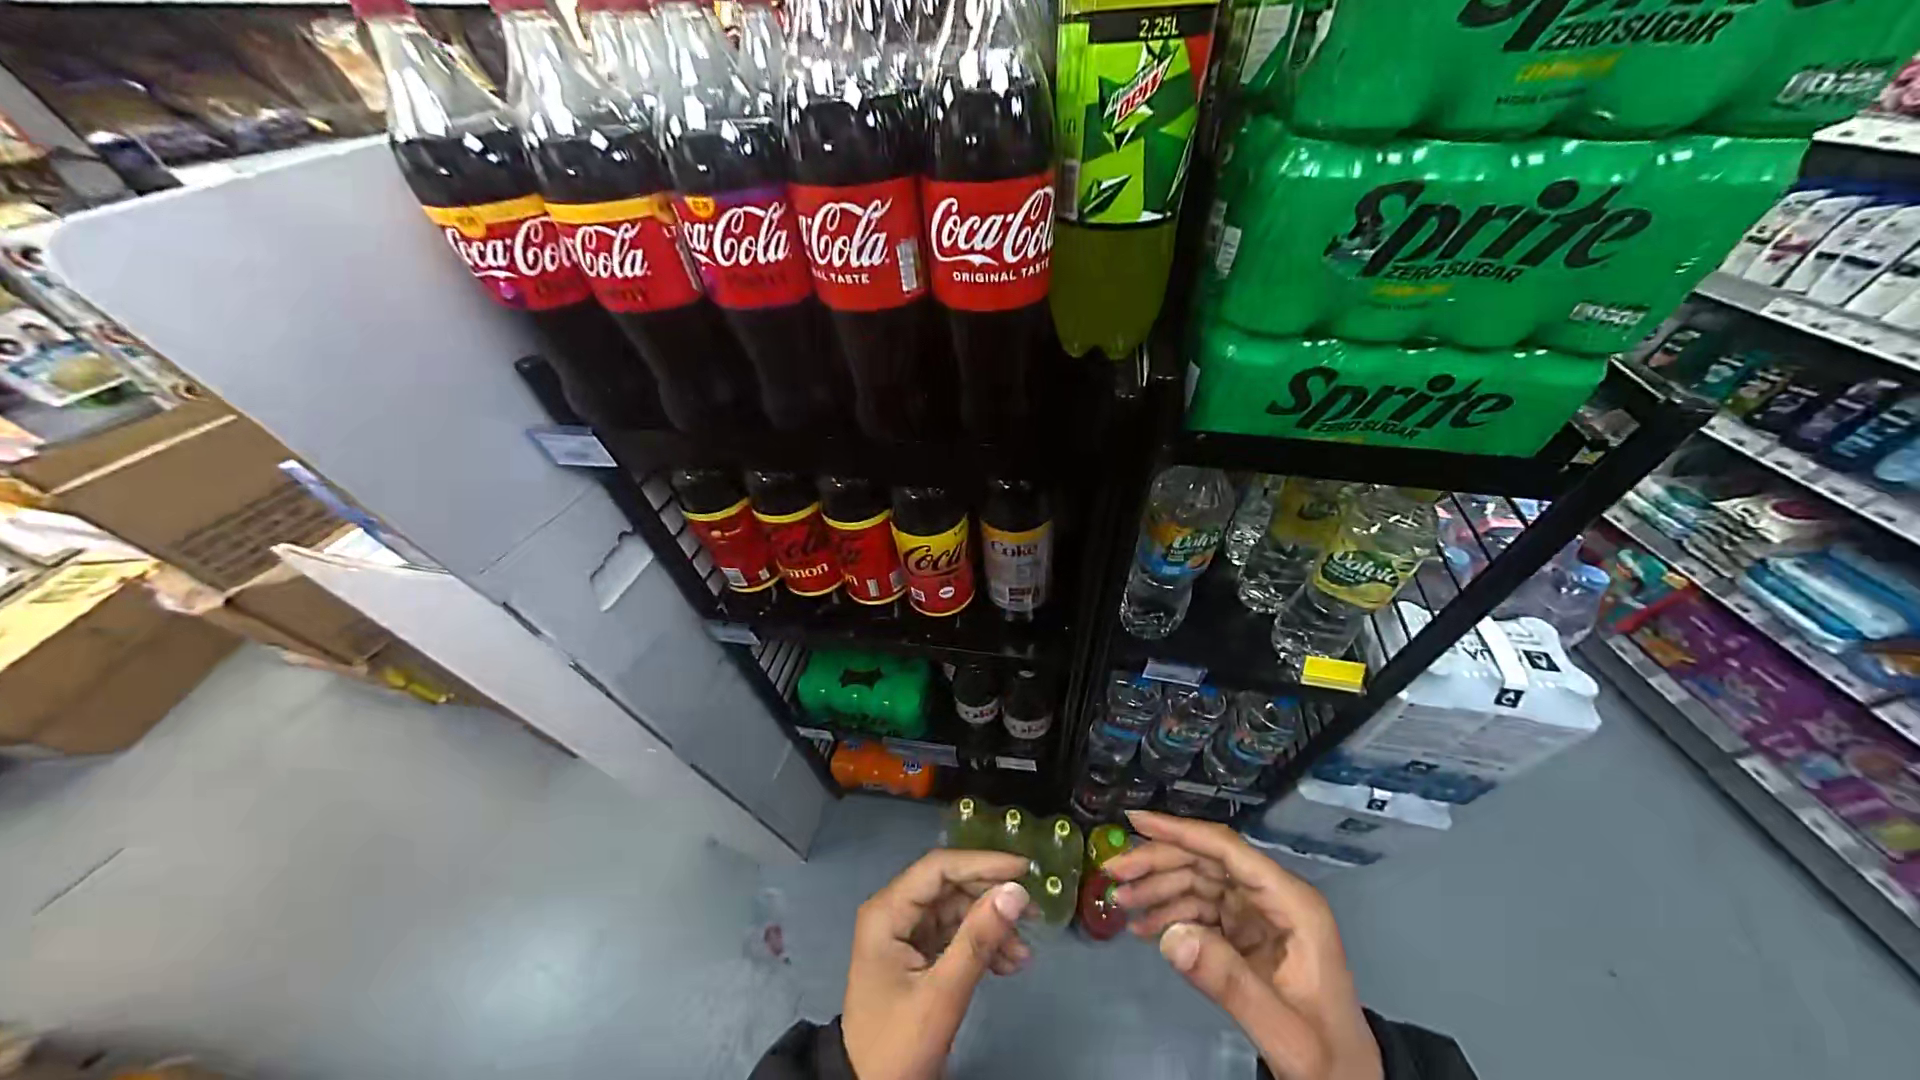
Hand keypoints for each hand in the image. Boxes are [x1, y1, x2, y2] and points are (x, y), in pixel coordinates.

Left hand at [842, 849, 1032, 1079]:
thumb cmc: (897, 1045)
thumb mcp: (941, 995)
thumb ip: (978, 940)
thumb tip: (1016, 892)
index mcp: (887, 911)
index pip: (939, 868)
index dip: (982, 863)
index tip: (1024, 870)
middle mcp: (895, 912)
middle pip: (951, 887)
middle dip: (991, 898)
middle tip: (1033, 912)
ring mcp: (906, 933)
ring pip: (958, 911)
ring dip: (992, 927)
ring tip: (1023, 952)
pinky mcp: (918, 954)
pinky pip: (956, 935)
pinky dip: (983, 946)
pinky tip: (1010, 964)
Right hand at [1104, 811, 1382, 1079]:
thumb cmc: (1327, 1058)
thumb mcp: (1283, 1032)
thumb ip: (1229, 983)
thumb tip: (1170, 937)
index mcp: (1292, 904)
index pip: (1228, 851)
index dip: (1180, 831)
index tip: (1135, 822)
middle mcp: (1273, 898)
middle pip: (1205, 863)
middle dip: (1156, 863)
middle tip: (1113, 873)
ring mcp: (1258, 915)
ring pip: (1198, 882)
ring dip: (1157, 889)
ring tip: (1120, 903)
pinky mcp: (1246, 934)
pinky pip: (1200, 910)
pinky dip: (1170, 915)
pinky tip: (1145, 929)